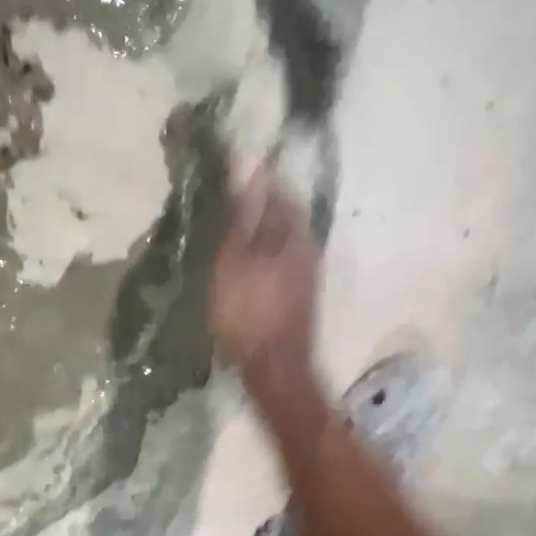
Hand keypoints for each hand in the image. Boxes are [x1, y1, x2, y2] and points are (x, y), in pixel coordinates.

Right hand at [209, 163, 321, 379]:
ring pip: (283, 237)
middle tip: (227, 203)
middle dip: (258, 205)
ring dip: (260, 231)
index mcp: (292, 232)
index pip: (277, 189)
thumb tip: (249, 167)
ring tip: (231, 233)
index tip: (229, 173)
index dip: (254, 179)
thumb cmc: (247, 313)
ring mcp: (308, 271)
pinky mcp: (302, 293)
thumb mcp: (234, 259)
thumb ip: (243, 214)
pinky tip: (245, 263)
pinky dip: (263, 253)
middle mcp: (308, 245)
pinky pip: (282, 258)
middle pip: (284, 213)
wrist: (276, 368)